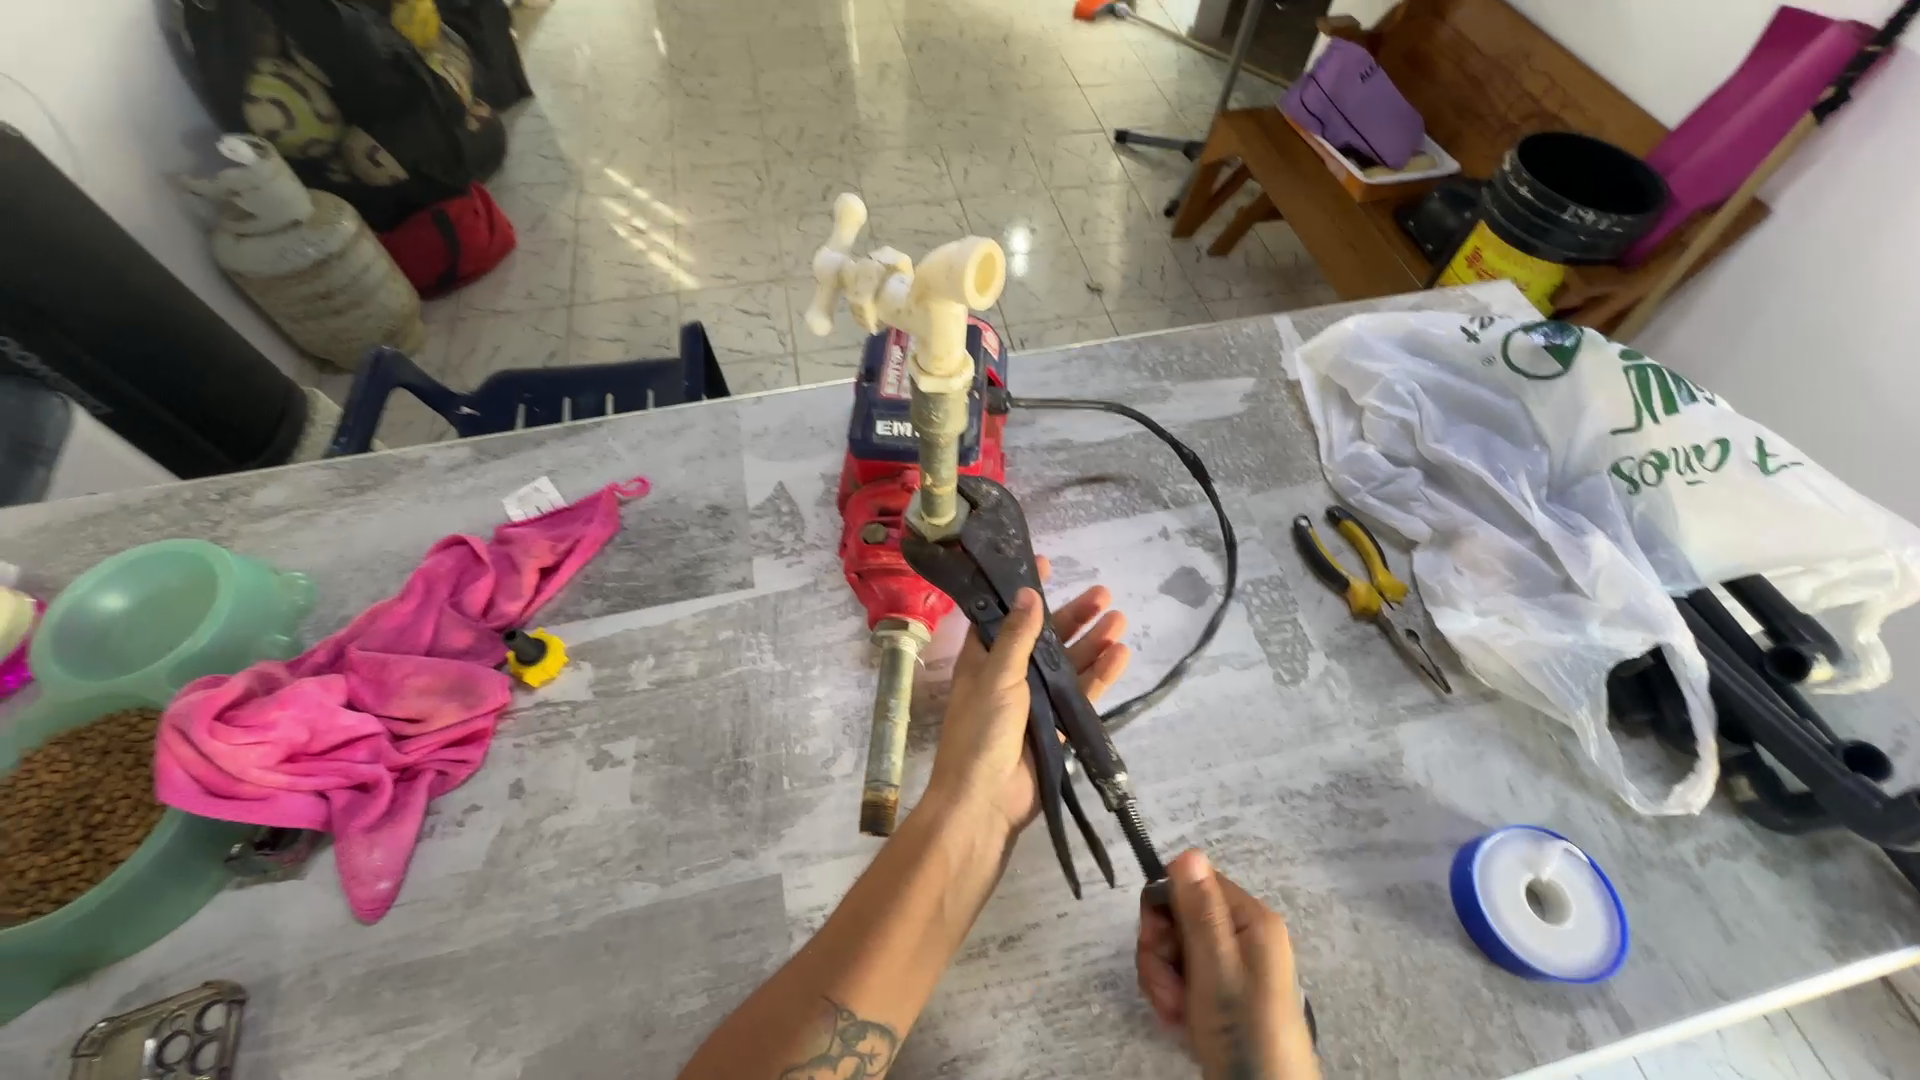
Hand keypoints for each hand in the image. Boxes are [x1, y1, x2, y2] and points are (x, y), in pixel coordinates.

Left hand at [923, 560, 1129, 841]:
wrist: (985, 800)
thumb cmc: (981, 731)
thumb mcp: (996, 676)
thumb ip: (1017, 637)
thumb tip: (1028, 592)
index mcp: (983, 660)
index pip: (1004, 616)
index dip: (1023, 591)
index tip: (1046, 564)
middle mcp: (1009, 676)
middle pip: (1046, 638)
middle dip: (1073, 616)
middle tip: (1104, 593)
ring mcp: (1035, 703)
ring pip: (1069, 665)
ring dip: (1092, 643)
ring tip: (1120, 619)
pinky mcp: (1056, 728)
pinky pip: (1081, 696)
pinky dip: (1099, 677)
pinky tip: (1121, 656)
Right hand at [1137, 851, 1320, 1079]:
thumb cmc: (1241, 1028)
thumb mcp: (1215, 967)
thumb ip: (1199, 910)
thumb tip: (1188, 851)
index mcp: (1251, 919)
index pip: (1193, 882)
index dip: (1165, 907)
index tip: (1155, 939)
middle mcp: (1244, 934)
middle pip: (1180, 915)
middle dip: (1161, 950)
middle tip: (1166, 985)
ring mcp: (1234, 964)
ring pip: (1176, 947)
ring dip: (1163, 977)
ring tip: (1174, 1010)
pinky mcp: (1223, 990)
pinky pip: (1184, 973)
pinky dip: (1173, 994)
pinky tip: (1179, 1019)